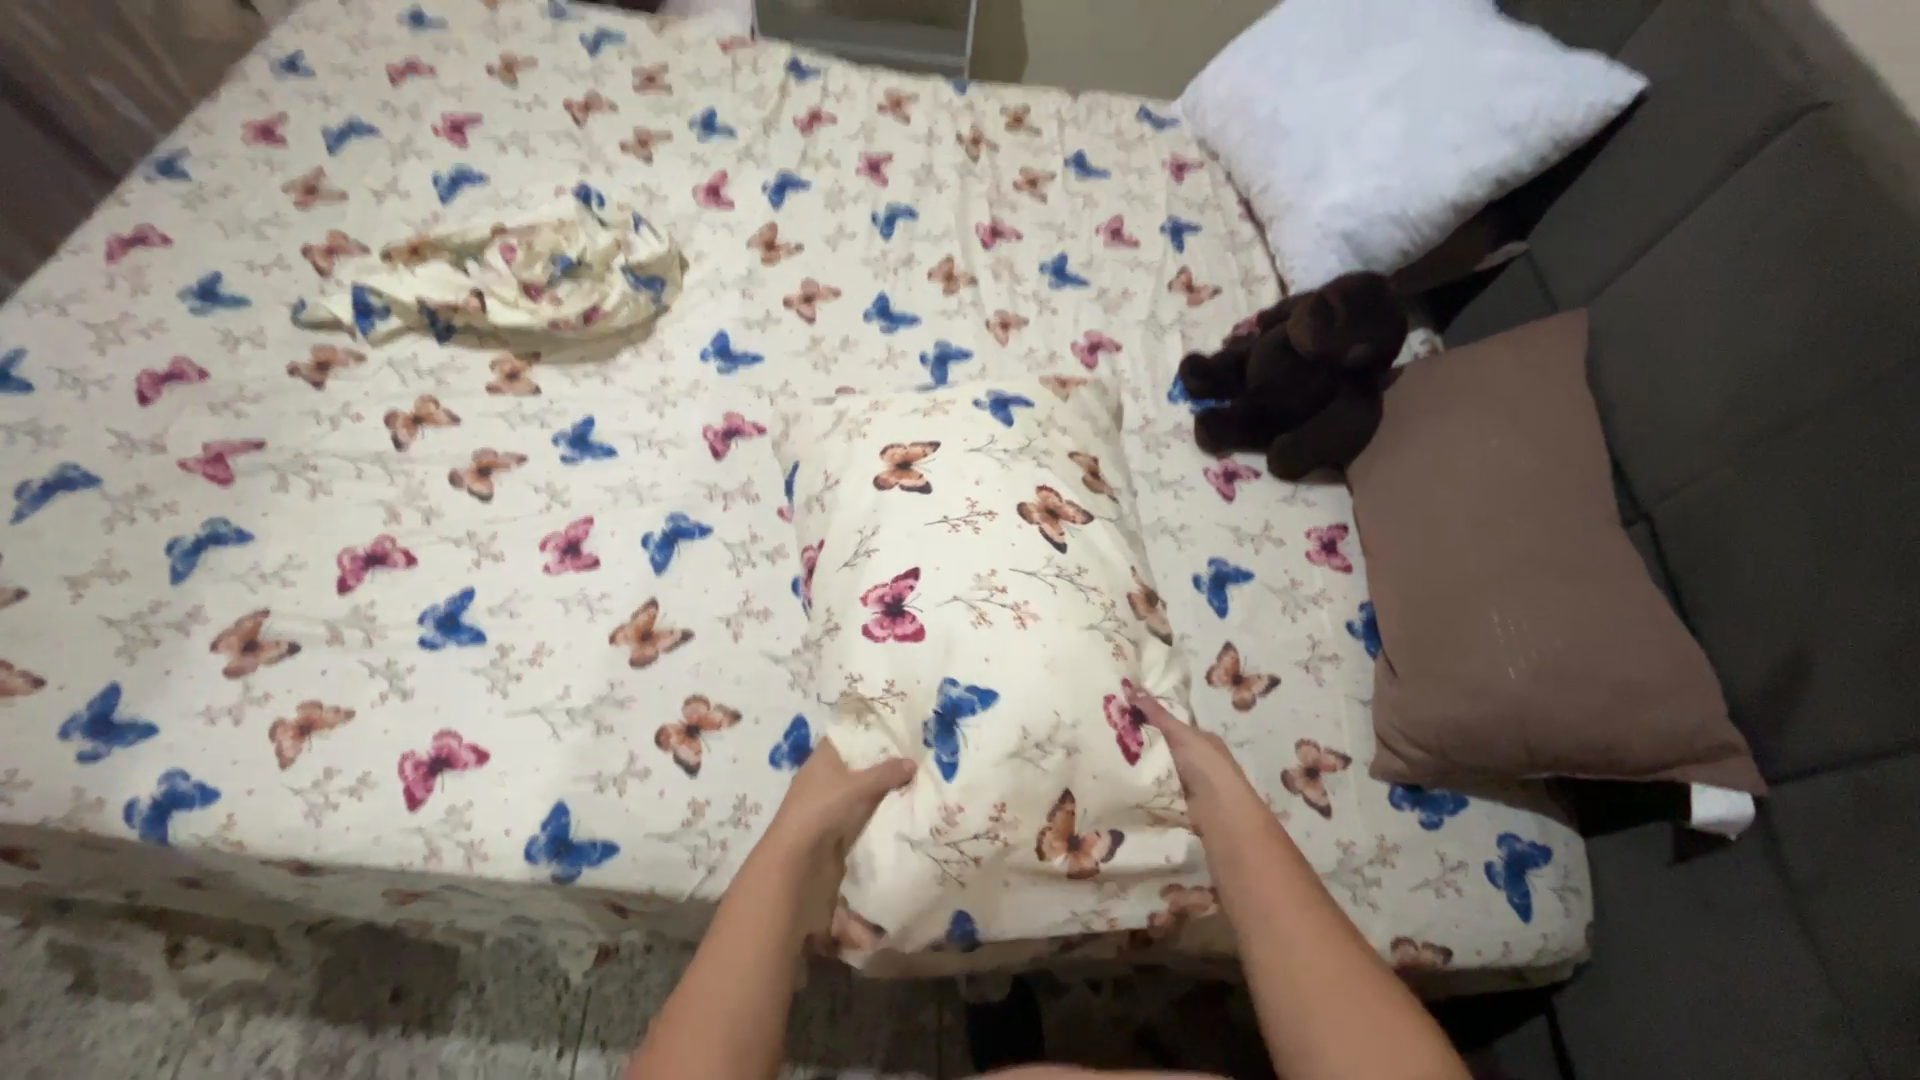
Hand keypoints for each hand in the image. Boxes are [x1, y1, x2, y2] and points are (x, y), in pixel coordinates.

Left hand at [763, 738, 915, 860]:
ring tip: (915, 779)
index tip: (895, 730)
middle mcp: (825, 776)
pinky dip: (878, 809)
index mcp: (823, 757)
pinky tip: (901, 806)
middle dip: (882, 762)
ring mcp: (830, 802)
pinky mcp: (837, 825)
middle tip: (914, 756)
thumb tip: (913, 762)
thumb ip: (886, 773)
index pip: (847, 736)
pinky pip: (863, 810)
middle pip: (858, 763)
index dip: (869, 732)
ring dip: (882, 788)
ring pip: (862, 788)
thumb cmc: (823, 808)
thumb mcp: (858, 786)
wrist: (799, 861)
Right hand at [1126, 683, 1271, 845]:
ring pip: (1156, 766)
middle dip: (1141, 741)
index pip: (1171, 724)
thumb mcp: (1181, 733)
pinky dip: (1143, 782)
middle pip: (1162, 745)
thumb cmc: (1205, 764)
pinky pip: (1154, 785)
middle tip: (1111, 733)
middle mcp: (1195, 757)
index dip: (1149, 717)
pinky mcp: (1176, 799)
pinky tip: (1122, 776)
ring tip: (1110, 753)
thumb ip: (1157, 714)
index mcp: (1201, 738)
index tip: (1123, 712)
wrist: (1218, 810)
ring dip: (1140, 763)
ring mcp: (1187, 780)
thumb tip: (1132, 688)